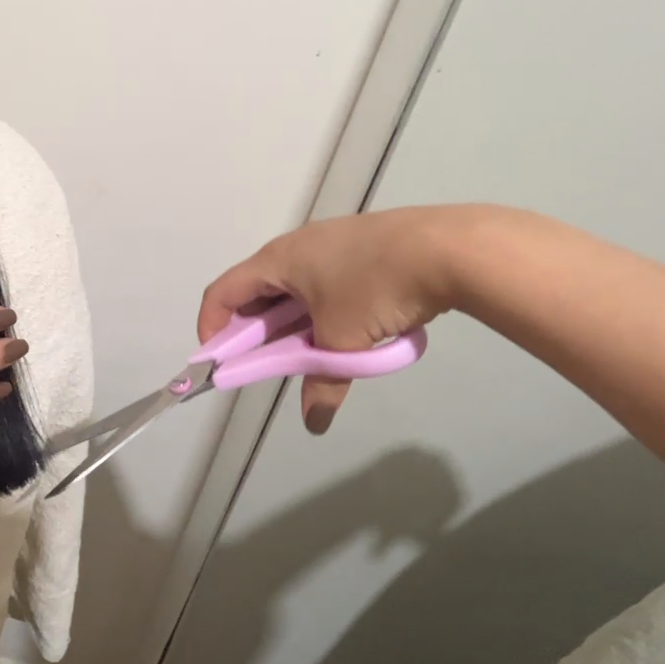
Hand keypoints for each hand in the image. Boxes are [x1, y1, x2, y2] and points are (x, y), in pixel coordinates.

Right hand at [199, 206, 483, 432]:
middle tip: (266, 363)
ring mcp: (331, 241)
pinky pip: (324, 280)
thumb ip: (322, 383)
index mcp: (276, 261)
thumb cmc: (378, 287)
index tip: (220, 362)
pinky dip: (321, 308)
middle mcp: (296, 245)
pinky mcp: (363, 245)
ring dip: (291, 321)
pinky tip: (348, 328)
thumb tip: (315, 422)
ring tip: (309, 351)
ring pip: (294, 287)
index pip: (222, 293)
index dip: (211, 328)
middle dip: (255, 330)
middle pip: (256, 291)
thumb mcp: (343, 340)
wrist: (453, 247)